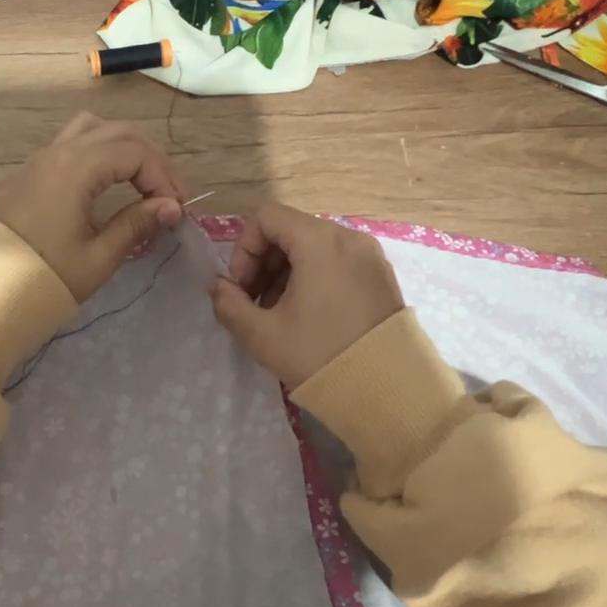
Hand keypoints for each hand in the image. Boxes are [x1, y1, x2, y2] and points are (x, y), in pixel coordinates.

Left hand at [0, 113, 186, 300]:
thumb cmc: (49, 275)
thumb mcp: (100, 256)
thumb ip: (136, 224)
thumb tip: (170, 207)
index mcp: (77, 169)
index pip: (135, 154)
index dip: (162, 178)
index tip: (174, 210)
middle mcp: (60, 151)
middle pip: (120, 133)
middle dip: (152, 159)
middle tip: (170, 193)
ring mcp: (44, 157)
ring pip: (95, 128)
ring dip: (126, 147)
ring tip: (143, 178)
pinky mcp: (35, 169)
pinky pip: (74, 140)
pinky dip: (101, 149)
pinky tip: (112, 178)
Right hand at [208, 202, 403, 386]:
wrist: (388, 389)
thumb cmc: (319, 355)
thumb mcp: (262, 335)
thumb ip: (229, 304)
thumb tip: (219, 286)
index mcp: (319, 241)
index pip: (266, 218)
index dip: (243, 249)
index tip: (241, 287)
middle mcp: (348, 237)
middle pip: (290, 230)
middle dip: (263, 263)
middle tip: (254, 302)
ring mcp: (370, 255)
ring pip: (314, 247)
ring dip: (286, 272)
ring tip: (279, 313)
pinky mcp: (382, 276)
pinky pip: (338, 262)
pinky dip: (314, 277)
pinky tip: (309, 315)